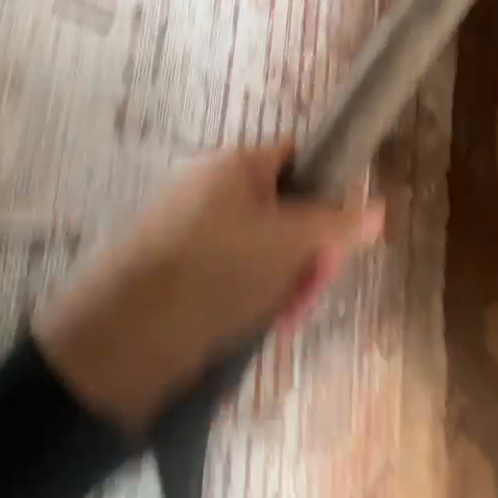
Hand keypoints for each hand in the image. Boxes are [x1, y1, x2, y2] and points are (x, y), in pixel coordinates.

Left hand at [31, 143, 383, 432]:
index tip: (336, 238)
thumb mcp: (291, 243)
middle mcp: (211, 189)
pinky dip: (248, 296)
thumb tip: (379, 210)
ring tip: (276, 317)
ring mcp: (189, 231)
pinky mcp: (174, 271)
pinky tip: (250, 324)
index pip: (301, 157)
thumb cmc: (215, 271)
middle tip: (308, 289)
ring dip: (281, 280)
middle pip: (286, 210)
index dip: (328, 192)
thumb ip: (339, 225)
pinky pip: (230, 273)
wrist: (119, 339)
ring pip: (261, 249)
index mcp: (236, 166)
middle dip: (306, 252)